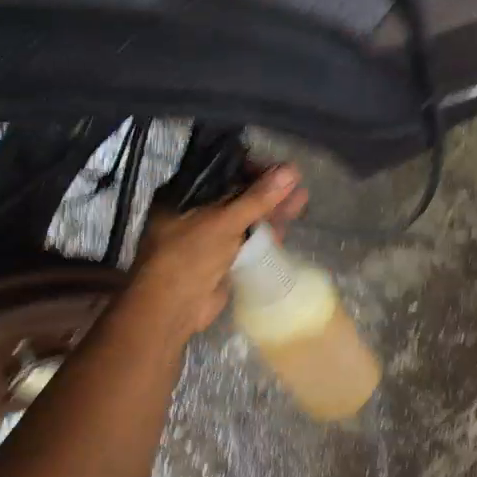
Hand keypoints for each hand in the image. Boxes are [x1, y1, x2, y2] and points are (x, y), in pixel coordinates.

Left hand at [124, 165, 306, 334]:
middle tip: (297, 183)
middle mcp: (195, 212)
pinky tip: (289, 223)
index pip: (221, 172)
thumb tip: (291, 172)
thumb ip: (258, 198)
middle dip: (267, 189)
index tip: (278, 168)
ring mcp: (210, 235)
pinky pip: (249, 238)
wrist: (174, 307)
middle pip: (237, 194)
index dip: (251, 168)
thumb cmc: (188, 257)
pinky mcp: (224, 256)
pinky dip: (268, 231)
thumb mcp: (224, 222)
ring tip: (302, 199)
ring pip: (246, 216)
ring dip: (272, 209)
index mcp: (183, 196)